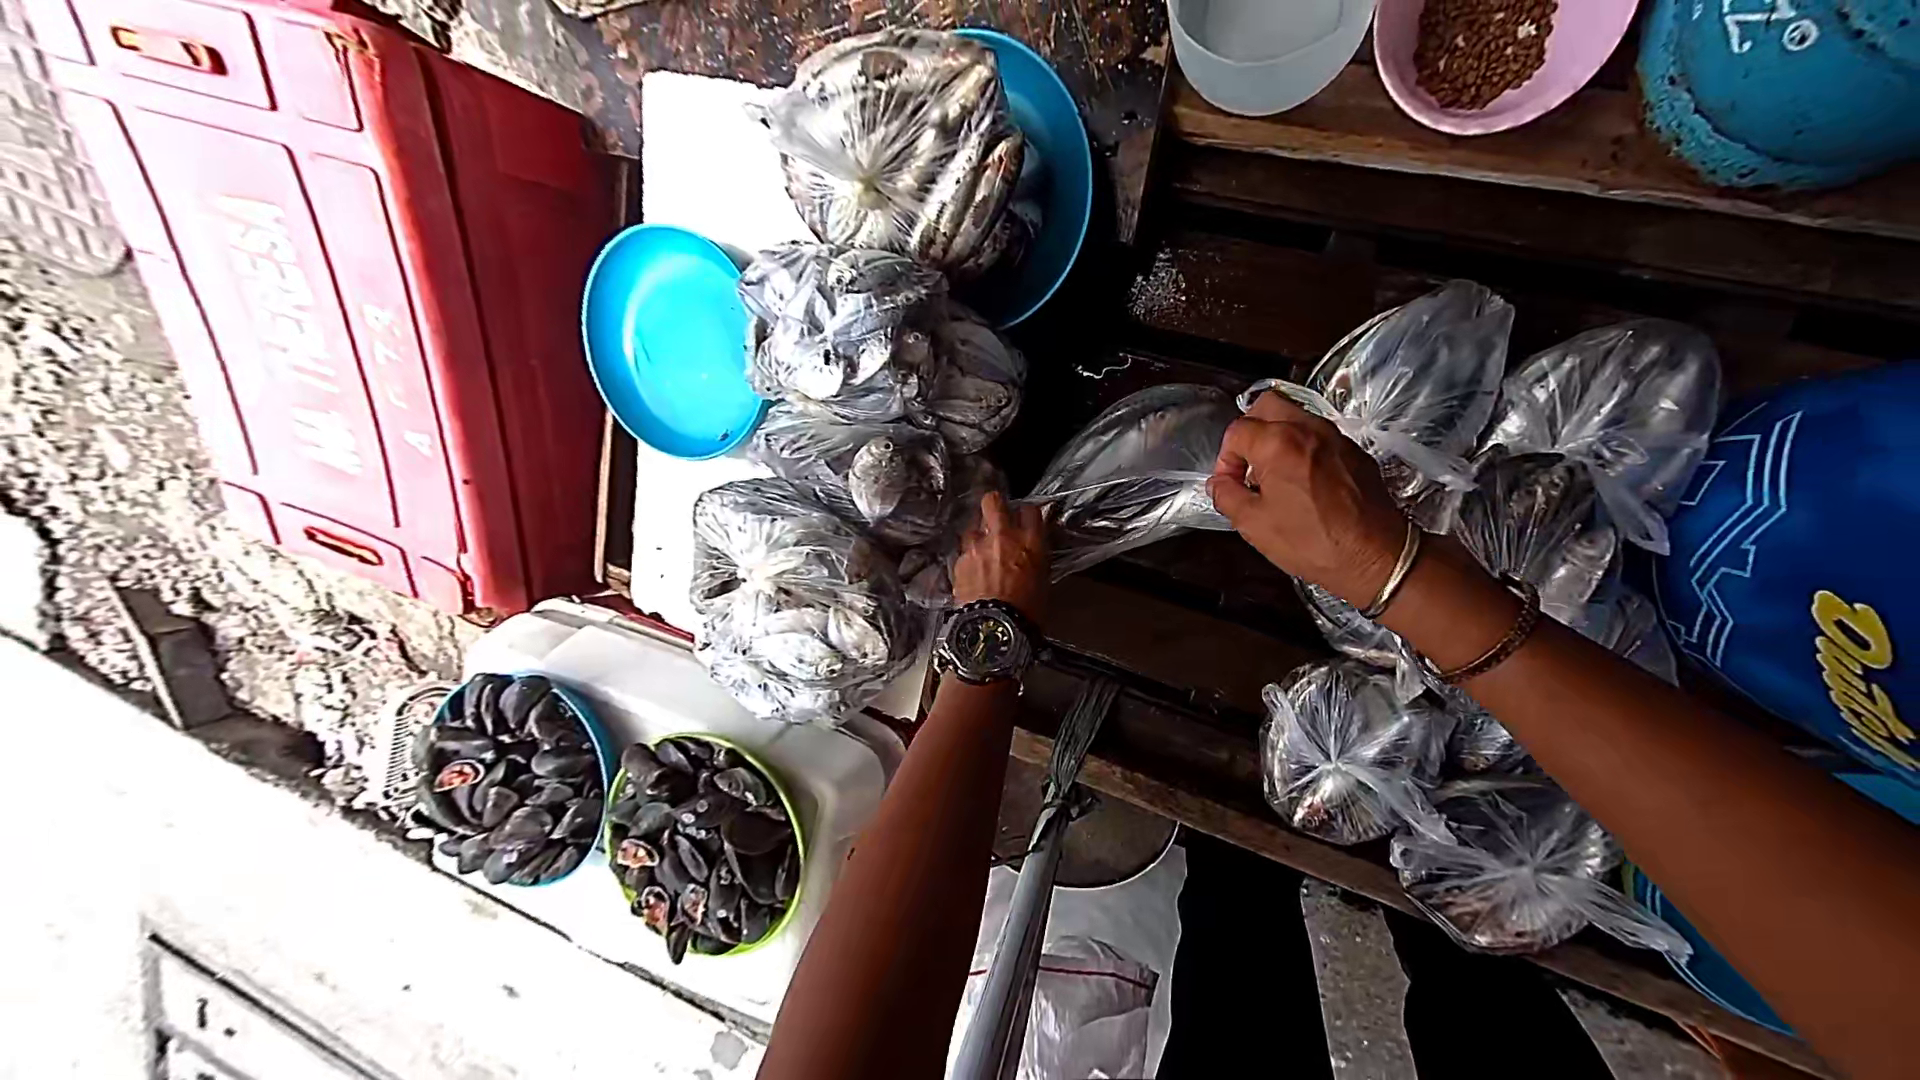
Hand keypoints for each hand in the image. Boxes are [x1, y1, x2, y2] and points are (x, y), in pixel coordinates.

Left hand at [952, 491, 1048, 626]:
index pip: (1030, 510)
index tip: (1025, 519)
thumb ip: (1036, 557)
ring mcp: (977, 547)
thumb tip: (1032, 550)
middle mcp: (1002, 537)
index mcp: (1030, 541)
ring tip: (980, 548)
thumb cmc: (1027, 611)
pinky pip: (963, 551)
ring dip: (977, 534)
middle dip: (994, 504)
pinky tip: (971, 570)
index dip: (1027, 513)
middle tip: (996, 514)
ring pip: (973, 526)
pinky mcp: (960, 561)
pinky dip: (967, 557)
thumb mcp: (1043, 580)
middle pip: (993, 501)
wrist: (995, 629)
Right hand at [1208, 391, 1408, 607]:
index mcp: (1278, 444)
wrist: (1375, 557)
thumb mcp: (1252, 524)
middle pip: (1266, 406)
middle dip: (1248, 432)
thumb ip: (1226, 495)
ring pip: (1293, 415)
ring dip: (1274, 437)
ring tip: (1271, 474)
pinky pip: (1316, 434)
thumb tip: (1219, 484)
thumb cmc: (1315, 542)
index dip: (1225, 459)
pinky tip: (1298, 481)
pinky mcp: (1353, 450)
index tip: (1229, 483)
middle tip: (1245, 465)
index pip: (1236, 432)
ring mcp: (1335, 437)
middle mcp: (1308, 430)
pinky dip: (1299, 446)